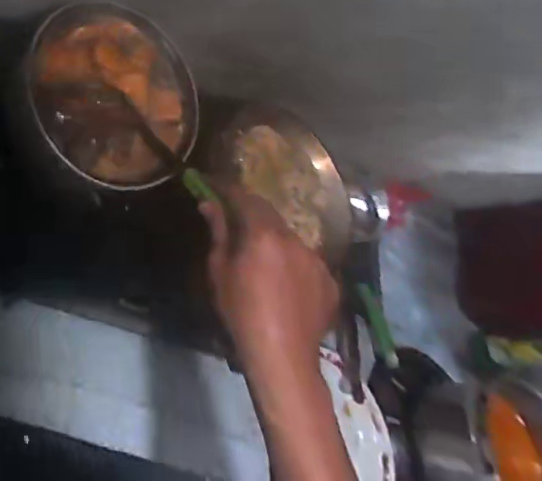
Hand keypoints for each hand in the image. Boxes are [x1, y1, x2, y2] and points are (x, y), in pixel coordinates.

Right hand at [202, 187, 354, 480]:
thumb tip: (209, 204)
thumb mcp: (219, 268)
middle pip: (270, 215)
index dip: (228, 189)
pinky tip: (282, 278)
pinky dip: (292, 260)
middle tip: (233, 216)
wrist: (283, 356)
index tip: (213, 185)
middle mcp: (296, 242)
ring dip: (273, 237)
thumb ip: (219, 232)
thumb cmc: (240, 309)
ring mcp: (318, 263)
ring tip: (259, 252)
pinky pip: (307, 261)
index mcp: (265, 234)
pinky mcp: (331, 284)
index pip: (246, 198)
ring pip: (290, 238)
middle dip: (250, 211)